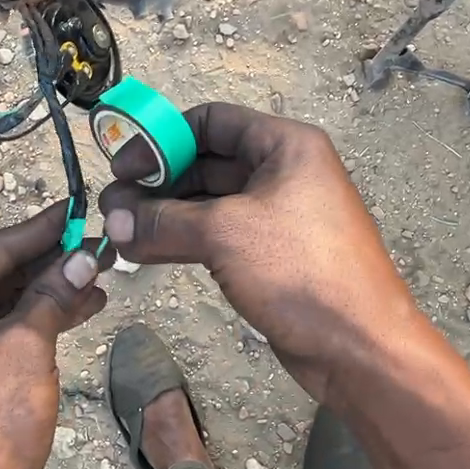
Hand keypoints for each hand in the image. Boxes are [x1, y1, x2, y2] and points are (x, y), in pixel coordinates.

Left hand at [0, 202, 105, 468]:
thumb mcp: (26, 352)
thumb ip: (52, 295)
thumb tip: (85, 256)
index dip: (42, 230)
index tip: (79, 208)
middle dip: (50, 264)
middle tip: (99, 246)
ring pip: (0, 305)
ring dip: (47, 293)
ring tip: (100, 277)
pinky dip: (33, 323)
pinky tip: (78, 309)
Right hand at [98, 103, 421, 401]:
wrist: (359, 347)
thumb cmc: (300, 270)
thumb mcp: (225, 233)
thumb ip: (163, 221)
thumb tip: (110, 221)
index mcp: (285, 146)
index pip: (212, 121)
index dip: (163, 138)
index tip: (124, 166)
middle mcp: (281, 173)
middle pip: (206, 162)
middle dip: (157, 182)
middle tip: (111, 206)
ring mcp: (275, 217)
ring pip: (207, 203)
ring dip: (163, 215)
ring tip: (117, 232)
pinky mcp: (269, 256)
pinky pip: (215, 236)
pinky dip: (180, 240)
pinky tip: (143, 252)